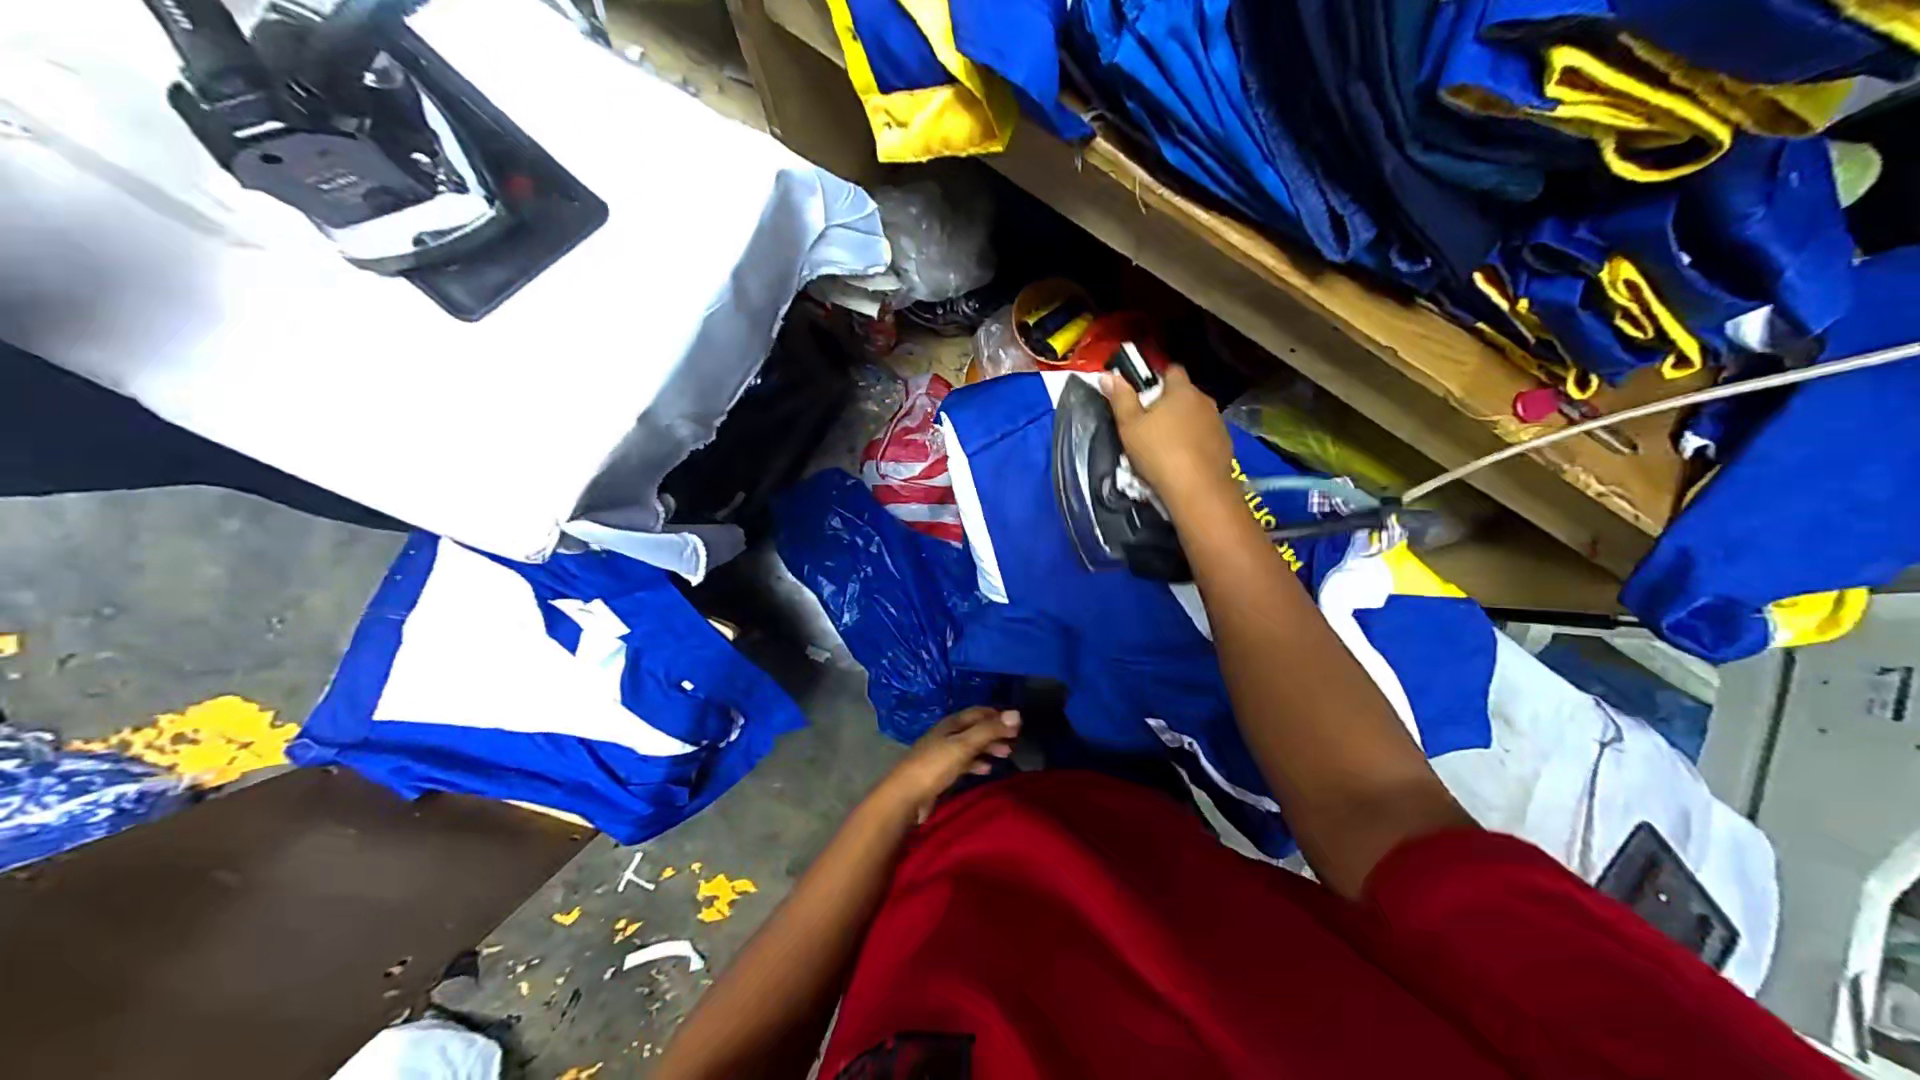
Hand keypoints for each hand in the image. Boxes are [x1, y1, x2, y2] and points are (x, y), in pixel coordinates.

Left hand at [873, 707, 1020, 822]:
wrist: (906, 796)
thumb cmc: (935, 766)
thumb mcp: (964, 745)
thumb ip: (989, 730)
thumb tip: (1017, 713)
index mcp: (951, 724)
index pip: (979, 712)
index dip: (998, 715)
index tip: (1018, 723)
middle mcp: (946, 734)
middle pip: (975, 729)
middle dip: (995, 732)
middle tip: (1015, 741)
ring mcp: (942, 753)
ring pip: (970, 746)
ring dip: (988, 748)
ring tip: (1006, 755)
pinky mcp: (940, 772)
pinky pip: (964, 762)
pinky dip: (977, 763)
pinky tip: (986, 770)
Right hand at [1100, 365, 1234, 512]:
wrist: (1198, 489)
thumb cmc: (1158, 452)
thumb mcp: (1130, 426)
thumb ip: (1120, 398)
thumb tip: (1109, 376)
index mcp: (1181, 390)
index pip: (1171, 370)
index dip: (1157, 378)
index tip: (1143, 394)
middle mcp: (1204, 400)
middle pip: (1184, 394)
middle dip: (1169, 403)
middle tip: (1149, 423)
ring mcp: (1218, 423)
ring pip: (1196, 415)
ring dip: (1183, 423)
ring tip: (1166, 445)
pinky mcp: (1225, 445)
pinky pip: (1206, 436)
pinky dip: (1195, 442)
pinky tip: (1184, 459)